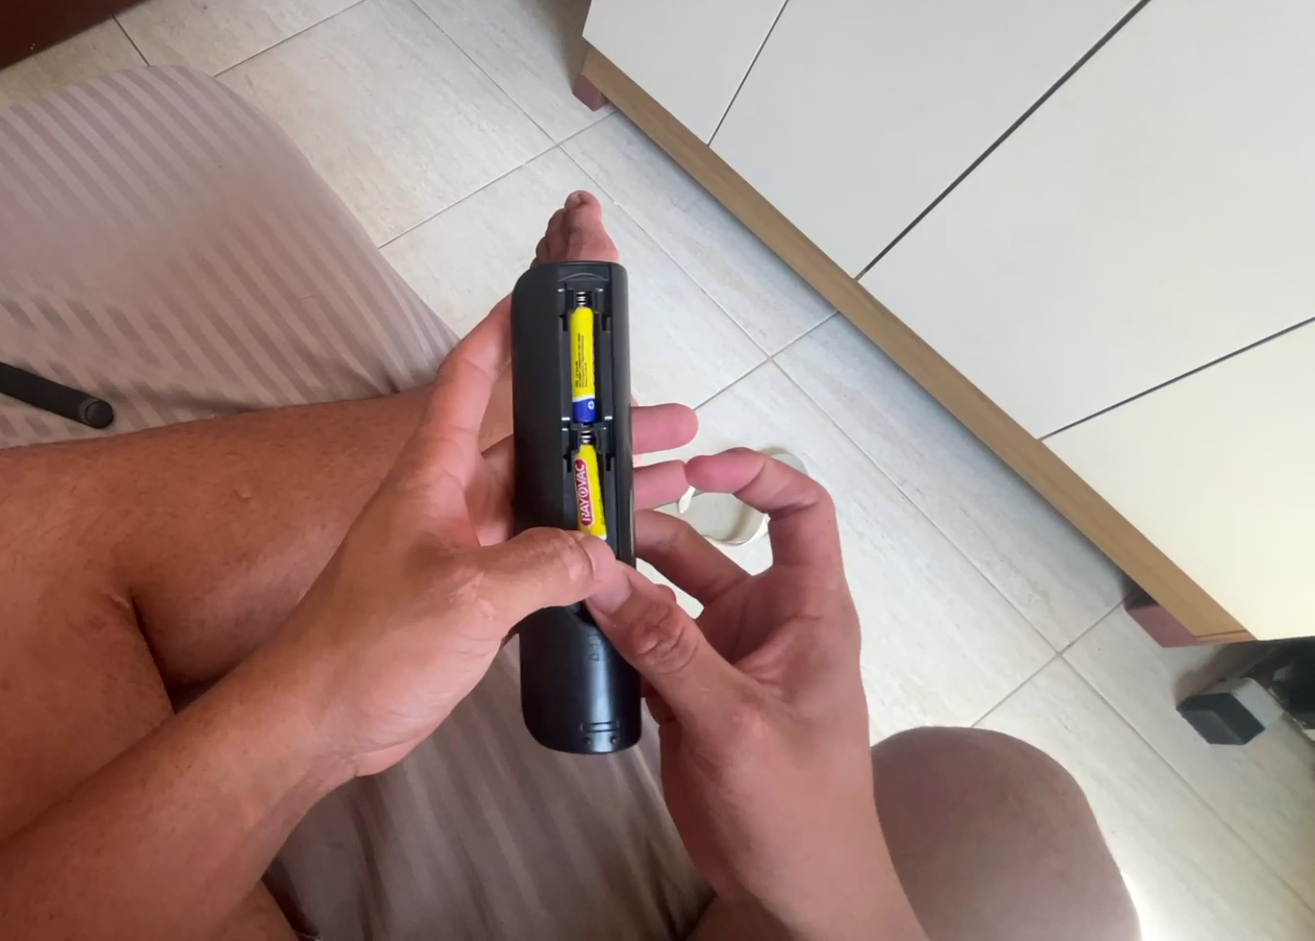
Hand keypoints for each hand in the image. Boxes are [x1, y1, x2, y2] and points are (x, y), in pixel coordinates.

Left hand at [254, 302, 691, 776]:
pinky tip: (625, 558)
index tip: (534, 302)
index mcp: (432, 474)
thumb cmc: (373, 641)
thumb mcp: (465, 595)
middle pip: (532, 448)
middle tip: (671, 423)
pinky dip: (578, 553)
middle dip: (598, 433)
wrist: (325, 716)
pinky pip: (537, 557)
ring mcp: (463, 547)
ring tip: (674, 483)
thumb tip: (603, 552)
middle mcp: (449, 500)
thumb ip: (542, 565)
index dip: (497, 336)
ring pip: (543, 506)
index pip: (464, 382)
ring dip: (600, 496)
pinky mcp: (473, 591)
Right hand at [586, 451, 923, 940]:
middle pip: (700, 544)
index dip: (754, 475)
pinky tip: (566, 614)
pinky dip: (606, 620)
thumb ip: (665, 647)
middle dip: (645, 528)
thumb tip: (598, 572)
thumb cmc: (797, 811)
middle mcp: (758, 616)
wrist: (791, 899)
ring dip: (616, 576)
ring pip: (658, 588)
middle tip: (580, 522)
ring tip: (562, 565)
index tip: (693, 468)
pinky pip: (636, 632)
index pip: (801, 513)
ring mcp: (714, 649)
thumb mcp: (734, 723)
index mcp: (804, 611)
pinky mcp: (679, 681)